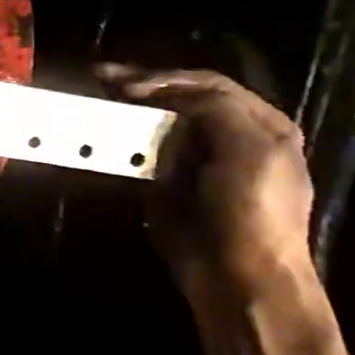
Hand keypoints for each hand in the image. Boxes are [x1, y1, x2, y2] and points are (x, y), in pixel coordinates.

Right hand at [96, 65, 314, 296]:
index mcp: (259, 124)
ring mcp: (194, 162)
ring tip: (94, 100)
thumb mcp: (250, 149)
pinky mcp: (167, 186)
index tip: (126, 86)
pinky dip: (119, 145)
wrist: (238, 277)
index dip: (166, 79)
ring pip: (156, 126)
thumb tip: (169, 96)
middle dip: (140, 87)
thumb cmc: (253, 211)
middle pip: (178, 100)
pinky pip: (141, 157)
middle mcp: (226, 136)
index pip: (208, 85)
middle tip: (100, 77)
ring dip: (126, 113)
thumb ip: (215, 109)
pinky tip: (100, 137)